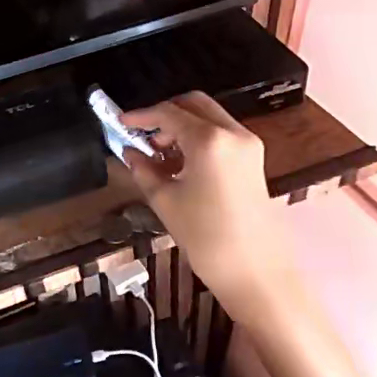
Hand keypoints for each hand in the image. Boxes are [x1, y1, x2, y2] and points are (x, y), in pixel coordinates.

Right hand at [120, 92, 280, 315]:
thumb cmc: (205, 236)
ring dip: (182, 127)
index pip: (169, 113)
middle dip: (165, 114)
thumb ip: (143, 169)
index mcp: (209, 140)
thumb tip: (130, 153)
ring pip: (209, 118)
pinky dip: (198, 139)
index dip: (141, 116)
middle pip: (194, 104)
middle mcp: (233, 133)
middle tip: (143, 135)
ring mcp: (248, 146)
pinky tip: (180, 165)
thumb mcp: (165, 200)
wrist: (255, 271)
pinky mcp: (254, 160)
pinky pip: (221, 135)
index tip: (121, 123)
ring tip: (158, 155)